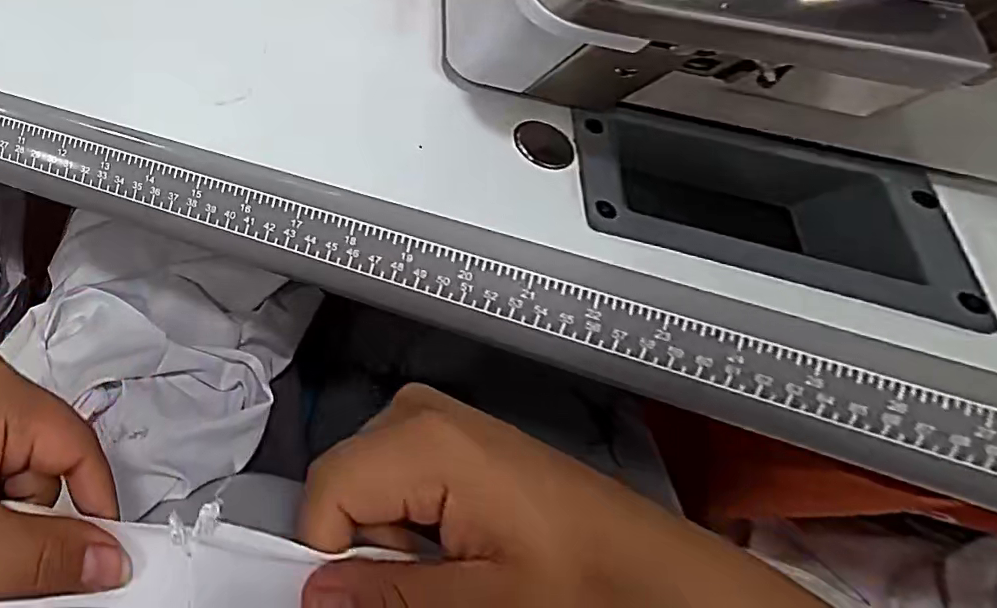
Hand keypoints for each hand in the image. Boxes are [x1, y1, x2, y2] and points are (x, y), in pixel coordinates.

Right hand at [295, 384, 822, 607]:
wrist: (682, 584)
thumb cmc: (592, 590)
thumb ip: (392, 598)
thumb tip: (314, 595)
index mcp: (419, 435)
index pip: (328, 488)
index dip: (328, 554)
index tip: (357, 605)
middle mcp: (414, 409)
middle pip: (346, 484)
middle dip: (369, 550)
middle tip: (433, 594)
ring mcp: (433, 417)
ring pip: (369, 487)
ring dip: (394, 544)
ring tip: (460, 577)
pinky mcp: (450, 434)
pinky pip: (399, 480)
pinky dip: (416, 528)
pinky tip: (466, 553)